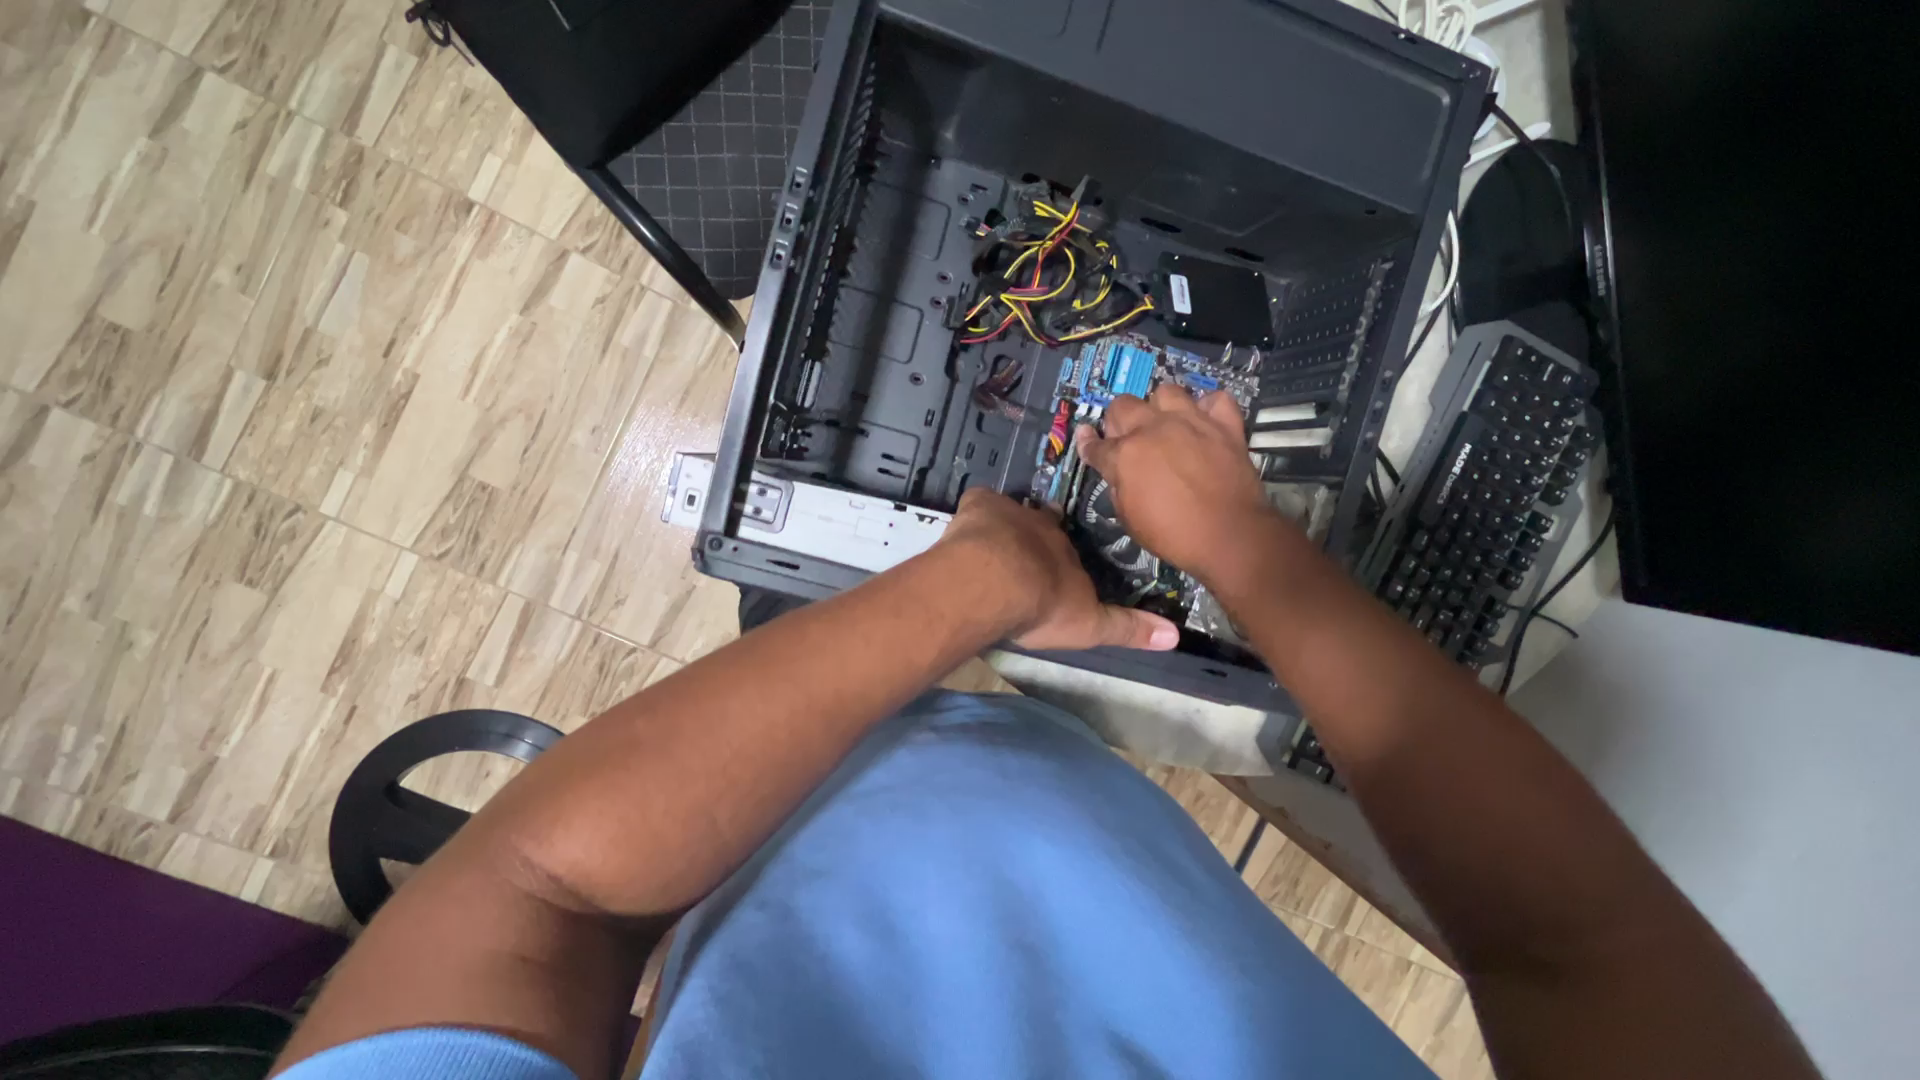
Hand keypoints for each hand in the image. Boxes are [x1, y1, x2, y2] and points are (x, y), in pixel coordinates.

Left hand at [939, 488, 1180, 651]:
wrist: (995, 581)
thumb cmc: (1043, 604)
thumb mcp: (1090, 625)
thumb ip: (1127, 627)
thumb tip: (1174, 636)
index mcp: (1066, 549)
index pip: (1069, 547)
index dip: (1062, 555)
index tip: (1058, 563)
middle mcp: (1042, 524)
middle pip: (1040, 524)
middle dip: (1034, 536)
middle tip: (1023, 555)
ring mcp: (1008, 513)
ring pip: (1009, 513)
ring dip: (1002, 527)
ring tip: (990, 547)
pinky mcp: (977, 506)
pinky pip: (978, 501)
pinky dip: (973, 513)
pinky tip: (964, 530)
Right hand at [1075, 386, 1295, 591]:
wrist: (1228, 534)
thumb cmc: (1173, 535)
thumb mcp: (1129, 519)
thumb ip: (1119, 487)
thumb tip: (1119, 472)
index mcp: (1125, 455)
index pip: (1095, 445)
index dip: (1088, 444)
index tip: (1088, 441)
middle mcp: (1154, 428)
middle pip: (1123, 405)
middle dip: (1119, 420)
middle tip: (1128, 439)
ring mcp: (1191, 422)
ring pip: (1166, 392)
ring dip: (1160, 407)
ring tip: (1166, 425)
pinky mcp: (1224, 425)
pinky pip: (1216, 400)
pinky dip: (1209, 408)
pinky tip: (1205, 422)